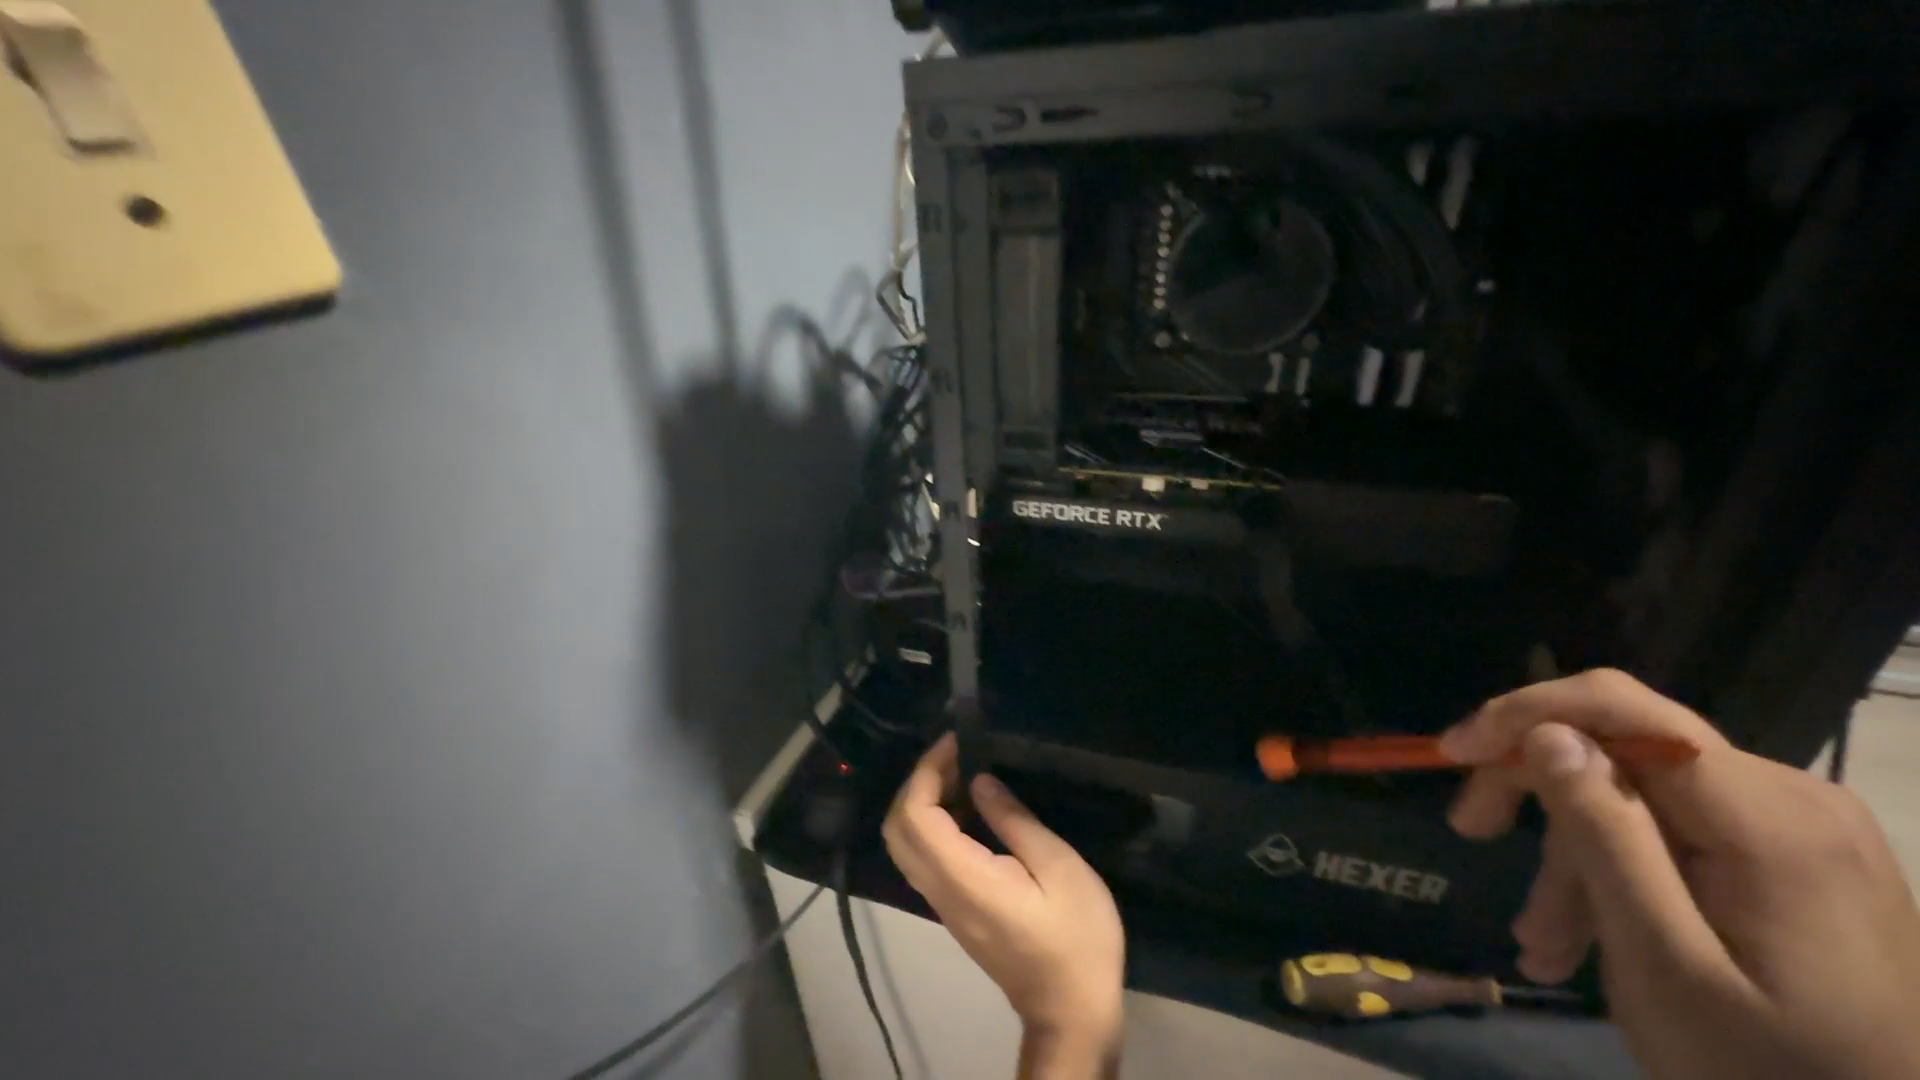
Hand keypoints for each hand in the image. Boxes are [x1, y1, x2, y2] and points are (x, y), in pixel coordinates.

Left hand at [882, 734, 1124, 1072]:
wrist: (1071, 1009)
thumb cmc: (1076, 937)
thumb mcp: (1059, 868)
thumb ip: (1014, 821)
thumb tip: (978, 781)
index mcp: (963, 877)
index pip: (914, 815)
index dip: (927, 771)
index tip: (956, 743)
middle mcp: (940, 890)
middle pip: (897, 828)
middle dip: (918, 782)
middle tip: (958, 756)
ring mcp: (942, 904)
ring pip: (905, 845)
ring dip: (923, 802)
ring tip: (966, 775)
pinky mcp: (953, 911)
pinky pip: (923, 858)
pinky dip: (932, 824)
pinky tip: (971, 810)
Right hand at [1442, 669, 1919, 1079]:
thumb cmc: (1763, 1071)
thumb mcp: (1661, 961)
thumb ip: (1607, 837)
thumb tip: (1548, 734)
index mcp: (1770, 817)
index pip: (1625, 709)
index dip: (1525, 713)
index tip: (1454, 753)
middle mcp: (1792, 798)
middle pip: (1624, 750)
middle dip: (1539, 792)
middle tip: (1469, 831)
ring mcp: (1796, 828)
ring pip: (1638, 800)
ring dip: (1574, 857)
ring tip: (1539, 939)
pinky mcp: (1789, 859)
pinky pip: (1673, 835)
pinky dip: (1617, 875)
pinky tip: (1581, 937)